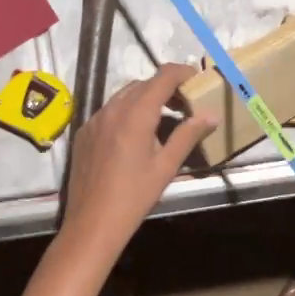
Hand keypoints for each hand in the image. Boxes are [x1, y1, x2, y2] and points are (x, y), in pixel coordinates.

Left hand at [61, 63, 216, 254]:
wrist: (92, 222)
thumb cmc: (135, 196)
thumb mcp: (166, 166)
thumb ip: (188, 135)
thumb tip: (211, 114)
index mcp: (136, 114)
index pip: (163, 76)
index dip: (182, 73)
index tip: (196, 80)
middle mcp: (112, 109)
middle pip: (142, 84)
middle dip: (164, 88)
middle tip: (184, 105)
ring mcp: (94, 120)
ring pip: (123, 96)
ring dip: (144, 99)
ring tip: (161, 120)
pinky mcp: (83, 133)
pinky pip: (108, 112)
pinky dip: (125, 113)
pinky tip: (133, 137)